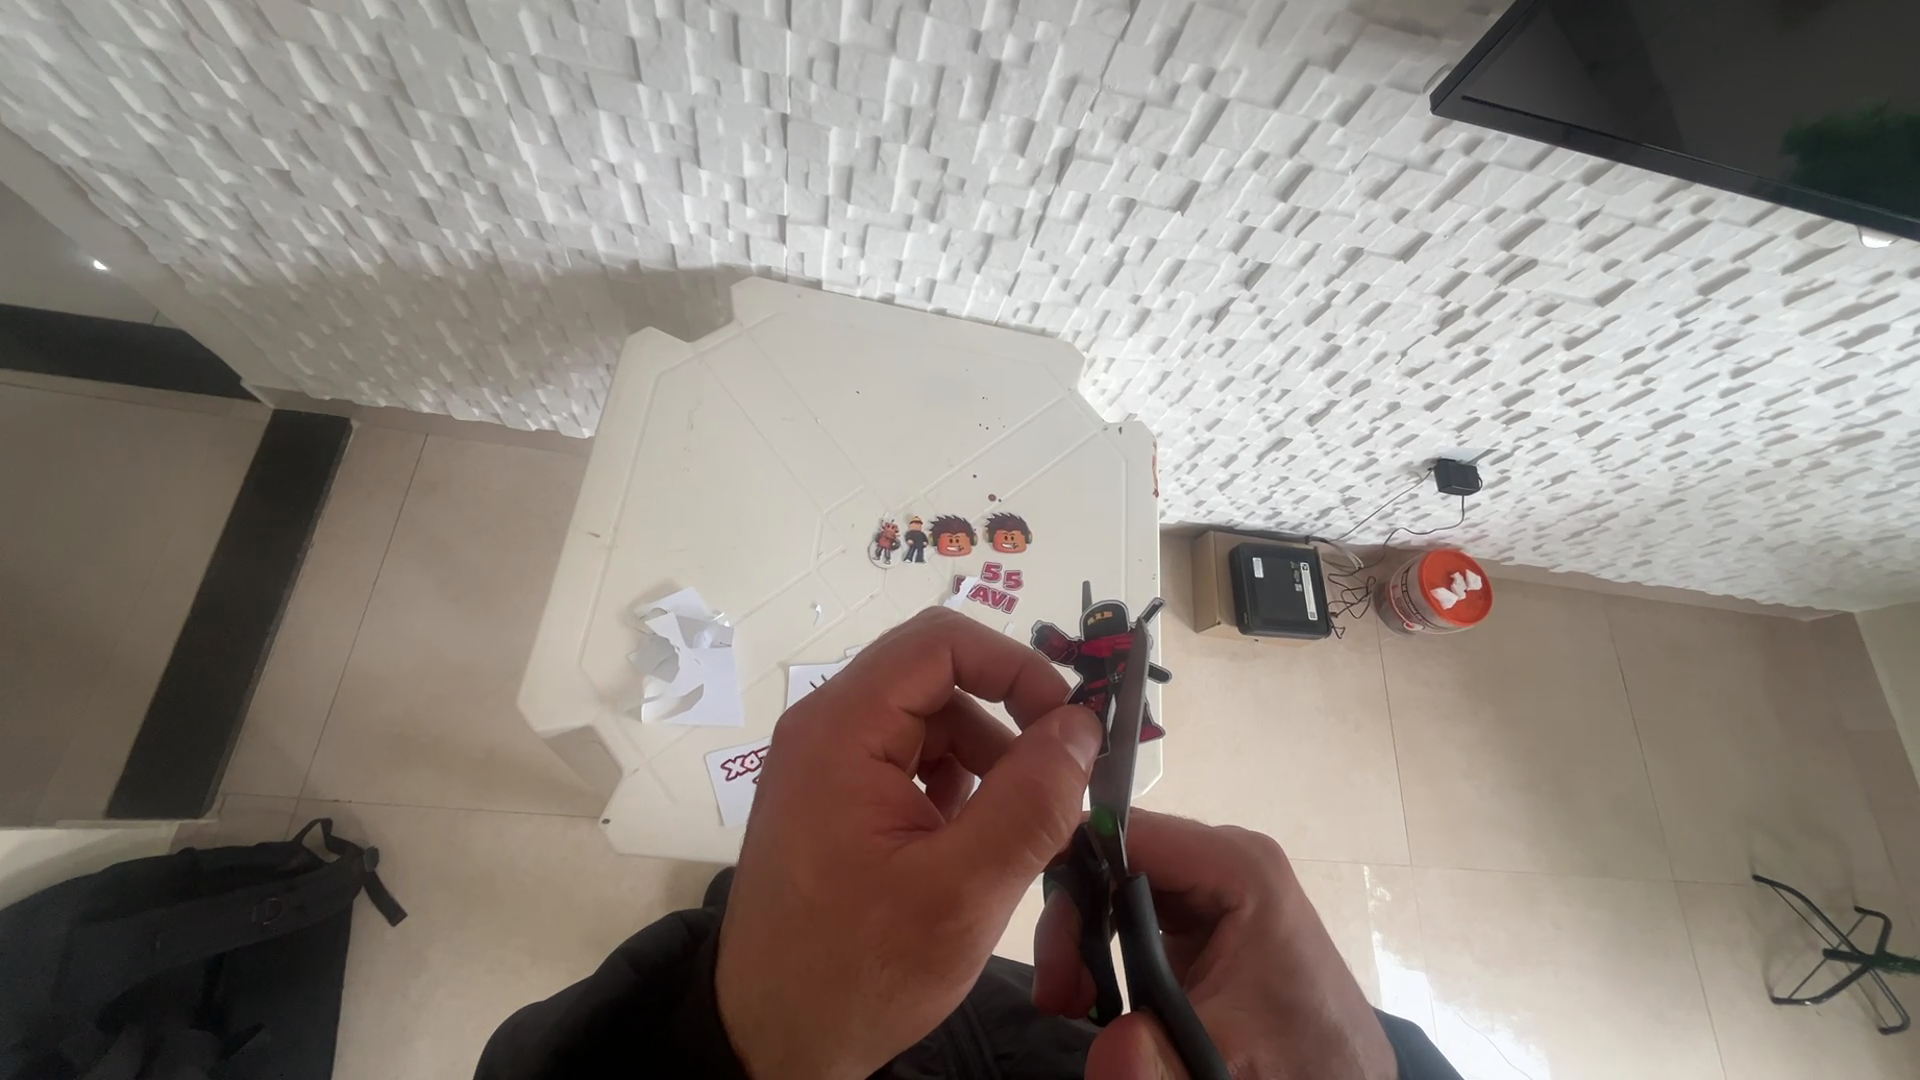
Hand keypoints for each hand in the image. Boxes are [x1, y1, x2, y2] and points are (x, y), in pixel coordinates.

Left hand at [715, 608, 1104, 1079]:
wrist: (770, 1041)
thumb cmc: (856, 970)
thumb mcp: (961, 892)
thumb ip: (1031, 802)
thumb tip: (1080, 726)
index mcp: (842, 728)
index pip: (940, 642)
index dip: (1013, 665)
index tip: (1064, 721)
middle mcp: (829, 725)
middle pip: (937, 676)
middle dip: (1006, 716)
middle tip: (1056, 776)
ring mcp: (830, 757)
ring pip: (932, 717)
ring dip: (986, 756)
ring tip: (1016, 825)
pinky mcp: (839, 790)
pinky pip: (913, 754)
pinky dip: (957, 781)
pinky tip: (970, 837)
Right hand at [1033, 811, 1396, 1079]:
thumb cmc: (1304, 1059)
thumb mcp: (1233, 1058)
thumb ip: (1168, 1056)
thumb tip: (1109, 1052)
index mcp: (1236, 864)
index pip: (1128, 830)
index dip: (1072, 864)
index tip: (1046, 940)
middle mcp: (1217, 854)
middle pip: (1111, 853)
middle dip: (1075, 917)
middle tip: (1057, 991)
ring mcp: (1205, 877)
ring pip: (1110, 877)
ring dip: (1080, 934)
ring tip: (1070, 998)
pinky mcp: (1195, 904)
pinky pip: (1123, 900)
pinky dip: (1097, 941)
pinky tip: (1092, 988)